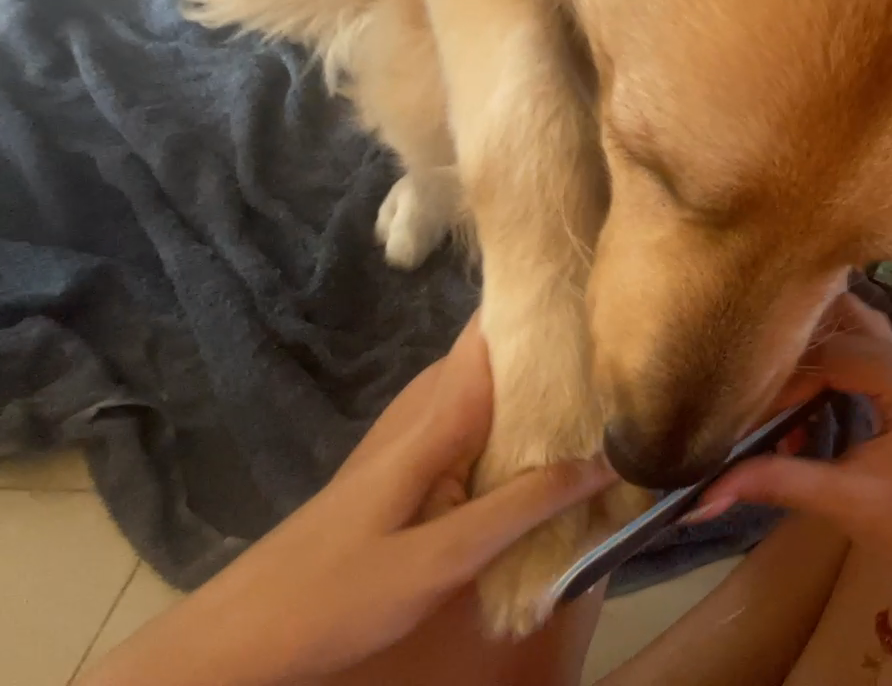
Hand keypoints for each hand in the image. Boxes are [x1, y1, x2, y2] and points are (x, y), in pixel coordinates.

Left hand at [81, 320, 615, 685]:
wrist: (233, 643)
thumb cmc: (336, 593)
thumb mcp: (443, 557)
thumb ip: (527, 505)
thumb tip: (611, 461)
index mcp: (438, 418)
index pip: (488, 334)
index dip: (535, 302)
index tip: (592, 288)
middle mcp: (427, 414)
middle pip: (495, 356)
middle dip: (552, 343)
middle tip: (617, 346)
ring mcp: (415, 441)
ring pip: (488, 390)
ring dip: (537, 382)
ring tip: (600, 383)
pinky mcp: (411, 469)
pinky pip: (477, 423)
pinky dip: (517, 418)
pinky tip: (547, 440)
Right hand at [697, 292, 891, 634]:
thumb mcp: (837, 498)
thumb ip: (777, 481)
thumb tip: (704, 494)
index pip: (833, 356)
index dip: (787, 382)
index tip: (749, 416)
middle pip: (841, 319)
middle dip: (795, 347)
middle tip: (754, 381)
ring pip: (846, 322)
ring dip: (807, 348)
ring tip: (769, 383)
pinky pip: (852, 340)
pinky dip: (819, 360)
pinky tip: (795, 401)